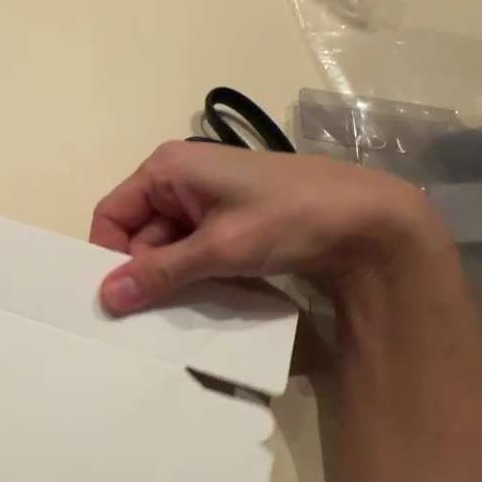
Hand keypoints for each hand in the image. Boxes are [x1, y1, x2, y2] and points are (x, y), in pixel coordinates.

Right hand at [89, 141, 448, 315]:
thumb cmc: (289, 217)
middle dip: (145, 271)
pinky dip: (195, 271)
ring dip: (173, 275)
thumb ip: (160, 273)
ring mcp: (205, 197)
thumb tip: (106, 297)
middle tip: (154, 313)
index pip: (112, 215)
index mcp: (167, 168)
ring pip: (166, 244)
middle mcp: (179, 177)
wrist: (375, 219)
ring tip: (185, 306)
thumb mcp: (219, 248)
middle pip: (138, 231)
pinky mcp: (228, 217)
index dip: (109, 255)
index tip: (119, 298)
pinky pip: (192, 247)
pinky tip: (209, 293)